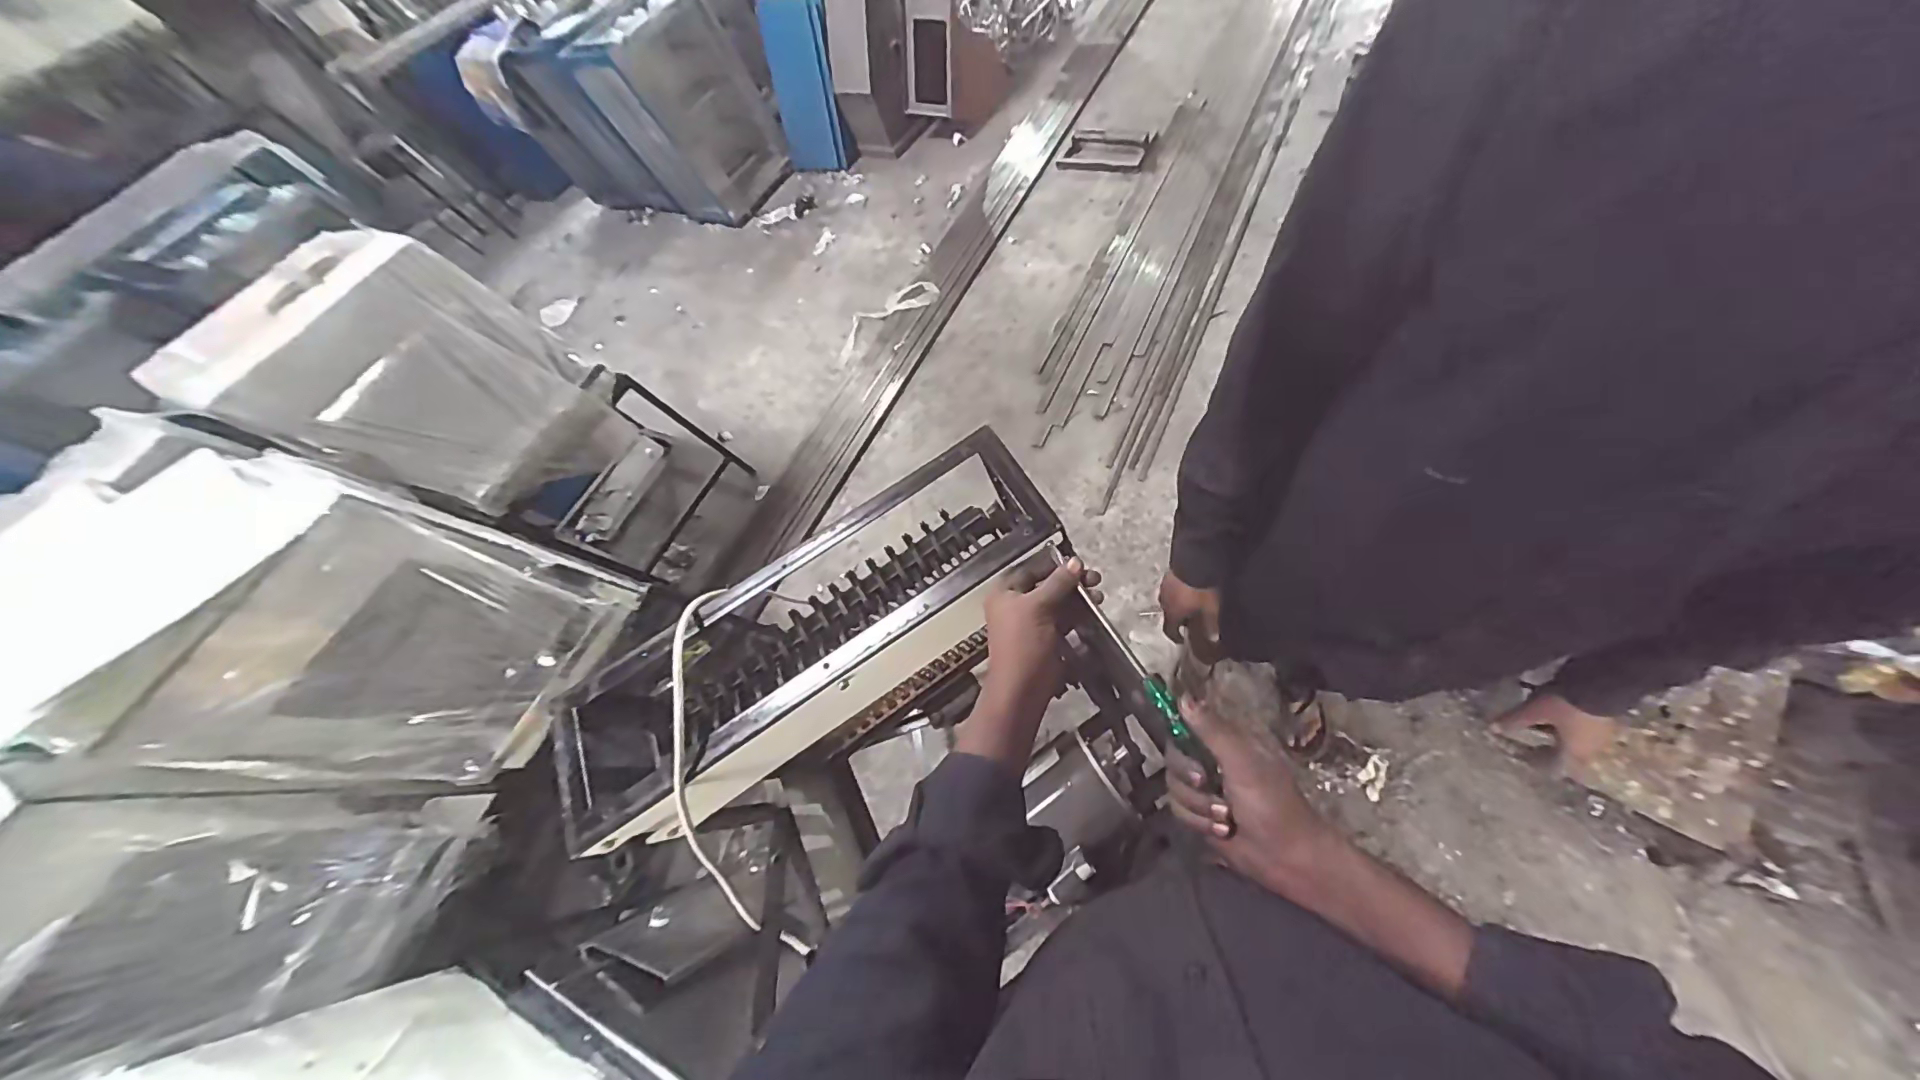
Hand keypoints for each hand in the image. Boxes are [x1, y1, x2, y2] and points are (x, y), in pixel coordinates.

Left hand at [956, 557, 1101, 769]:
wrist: (1022, 689)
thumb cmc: (1023, 644)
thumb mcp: (1038, 607)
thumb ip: (1057, 583)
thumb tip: (1075, 562)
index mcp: (1005, 593)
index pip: (1031, 569)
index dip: (1054, 565)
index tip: (1078, 563)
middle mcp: (1016, 605)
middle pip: (1047, 586)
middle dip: (1071, 583)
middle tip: (1094, 580)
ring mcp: (1032, 623)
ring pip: (1058, 603)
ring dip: (1078, 598)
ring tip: (1098, 597)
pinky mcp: (1046, 638)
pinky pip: (1063, 620)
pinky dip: (1077, 615)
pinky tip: (1093, 612)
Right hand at [1158, 572, 1221, 662]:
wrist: (1196, 560)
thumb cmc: (1202, 589)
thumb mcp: (1211, 610)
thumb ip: (1211, 626)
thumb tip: (1213, 639)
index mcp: (1172, 613)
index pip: (1169, 630)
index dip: (1175, 637)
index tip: (1182, 639)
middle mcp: (1164, 601)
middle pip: (1169, 614)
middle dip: (1178, 618)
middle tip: (1190, 618)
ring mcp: (1165, 585)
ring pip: (1169, 599)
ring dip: (1178, 602)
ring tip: (1190, 600)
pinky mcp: (1169, 572)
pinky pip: (1172, 586)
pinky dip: (1179, 590)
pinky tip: (1189, 586)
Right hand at [1166, 694, 1334, 893]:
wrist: (1287, 858)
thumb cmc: (1271, 804)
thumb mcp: (1242, 762)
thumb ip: (1212, 731)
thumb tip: (1183, 697)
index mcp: (1225, 743)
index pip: (1185, 727)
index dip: (1179, 740)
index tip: (1187, 753)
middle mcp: (1211, 762)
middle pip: (1173, 759)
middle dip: (1188, 778)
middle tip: (1207, 784)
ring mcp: (1205, 791)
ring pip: (1173, 788)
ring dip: (1198, 806)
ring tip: (1225, 817)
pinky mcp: (1200, 817)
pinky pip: (1178, 812)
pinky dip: (1199, 823)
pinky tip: (1222, 831)